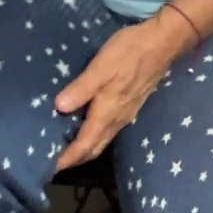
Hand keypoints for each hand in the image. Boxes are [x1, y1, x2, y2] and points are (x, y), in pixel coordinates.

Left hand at [54, 12, 196, 169]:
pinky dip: (93, 136)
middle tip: (54, 162)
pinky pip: (108, 131)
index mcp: (106, 114)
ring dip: (84, 149)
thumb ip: (81, 89)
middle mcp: (116, 121)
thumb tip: (60, 107)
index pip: (84, 145)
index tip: (50, 167)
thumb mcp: (101, 68)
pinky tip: (84, 126)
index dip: (68, 158)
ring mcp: (125, 115)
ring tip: (65, 148)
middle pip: (94, 149)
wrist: (162, 45)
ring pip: (101, 141)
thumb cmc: (129, 53)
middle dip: (75, 159)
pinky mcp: (128, 107)